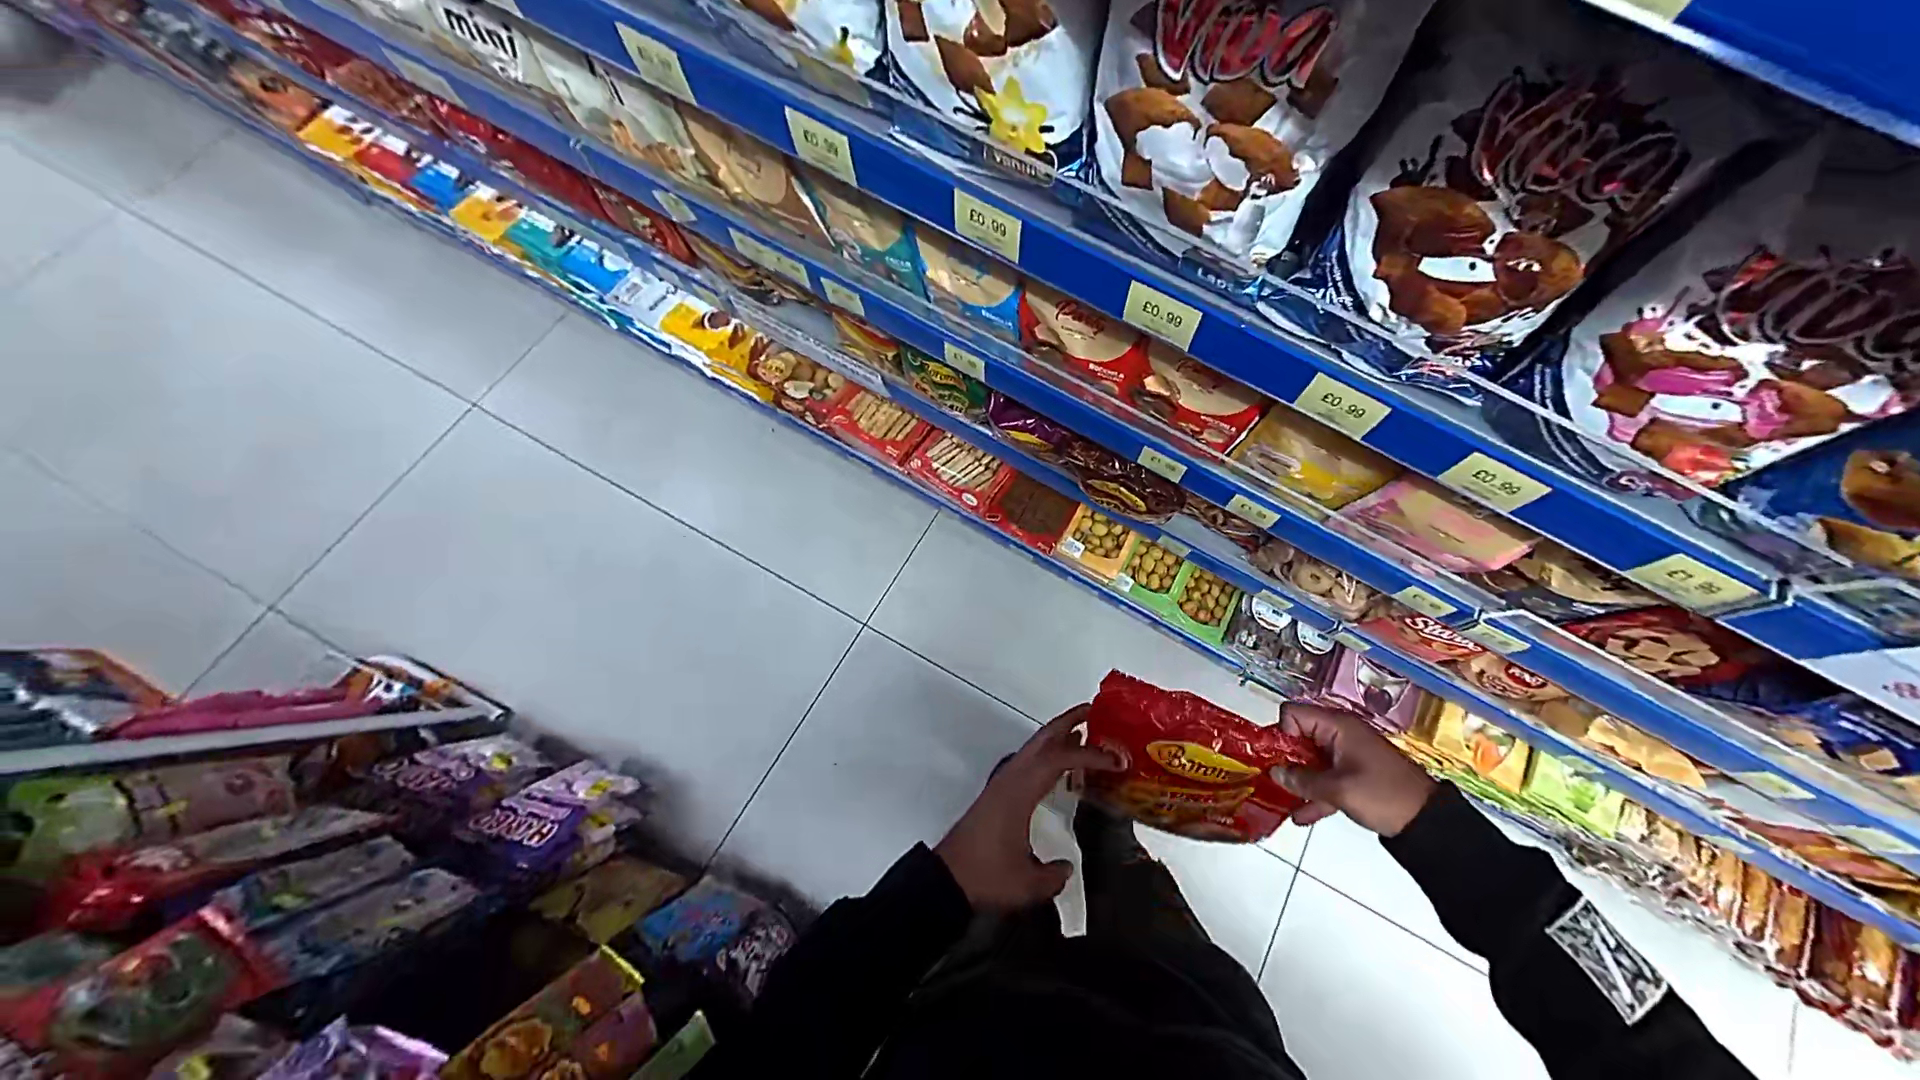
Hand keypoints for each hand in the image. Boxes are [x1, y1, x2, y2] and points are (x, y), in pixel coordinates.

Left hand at [935, 705, 1120, 911]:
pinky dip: (1048, 754)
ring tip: (1086, 734)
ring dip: (1059, 736)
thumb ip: (1054, 875)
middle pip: (1042, 739)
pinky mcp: (998, 793)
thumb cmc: (985, 875)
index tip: (1116, 759)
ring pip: (1034, 748)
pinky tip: (1061, 768)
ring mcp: (1003, 783)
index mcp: (1019, 790)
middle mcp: (1011, 778)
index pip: (1059, 758)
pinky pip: (1029, 761)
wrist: (946, 878)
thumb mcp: (1028, 883)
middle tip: (1096, 712)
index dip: (1090, 755)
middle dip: (1069, 721)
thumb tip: (1066, 867)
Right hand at [1271, 703, 1436, 836]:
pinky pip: (1324, 777)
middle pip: (1298, 737)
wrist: (1429, 823)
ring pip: (1310, 760)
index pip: (1293, 714)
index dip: (1282, 733)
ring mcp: (1346, 755)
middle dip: (1284, 758)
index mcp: (1337, 726)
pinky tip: (1300, 816)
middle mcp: (1339, 734)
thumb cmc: (1383, 795)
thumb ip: (1302, 780)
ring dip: (1297, 779)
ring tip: (1281, 798)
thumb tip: (1274, 773)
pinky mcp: (1353, 774)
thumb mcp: (1338, 789)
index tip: (1279, 758)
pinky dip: (1314, 793)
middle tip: (1272, 779)